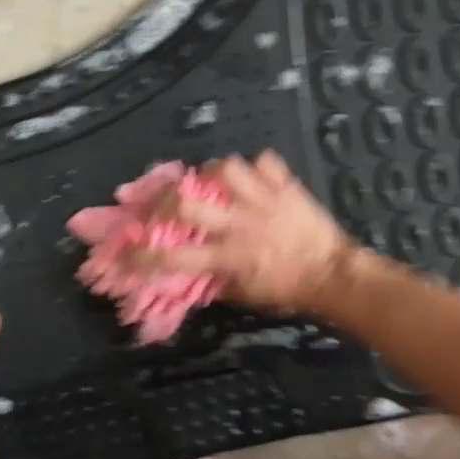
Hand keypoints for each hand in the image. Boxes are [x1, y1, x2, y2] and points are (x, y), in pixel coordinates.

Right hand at [131, 151, 358, 312]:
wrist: (333, 275)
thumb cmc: (288, 290)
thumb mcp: (246, 296)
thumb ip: (216, 282)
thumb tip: (191, 274)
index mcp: (228, 257)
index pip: (175, 256)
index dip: (144, 254)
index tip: (126, 250)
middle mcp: (240, 225)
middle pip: (189, 202)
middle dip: (166, 199)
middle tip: (165, 201)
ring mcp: (263, 201)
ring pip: (226, 169)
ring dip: (212, 172)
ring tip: (209, 178)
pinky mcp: (285, 187)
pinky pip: (266, 162)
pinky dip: (256, 166)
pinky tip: (252, 175)